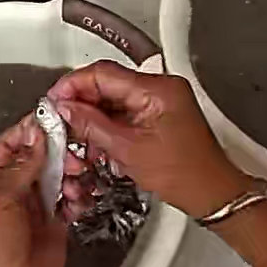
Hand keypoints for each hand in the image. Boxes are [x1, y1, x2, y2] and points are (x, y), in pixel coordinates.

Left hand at [0, 115, 67, 266]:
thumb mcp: (2, 199)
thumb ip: (20, 166)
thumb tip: (35, 131)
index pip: (12, 143)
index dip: (31, 129)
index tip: (55, 119)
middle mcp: (16, 185)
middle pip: (41, 155)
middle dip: (60, 152)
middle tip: (75, 160)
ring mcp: (38, 202)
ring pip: (60, 174)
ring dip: (74, 174)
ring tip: (78, 185)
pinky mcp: (57, 219)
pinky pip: (72, 197)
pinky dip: (80, 196)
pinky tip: (80, 203)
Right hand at [47, 61, 251, 217]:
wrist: (211, 193)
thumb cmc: (183, 174)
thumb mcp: (126, 149)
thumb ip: (90, 124)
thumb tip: (64, 108)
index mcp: (156, 90)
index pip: (102, 73)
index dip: (72, 85)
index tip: (55, 100)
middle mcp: (159, 88)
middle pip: (104, 83)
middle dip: (79, 101)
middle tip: (60, 117)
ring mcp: (157, 99)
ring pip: (109, 96)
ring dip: (89, 113)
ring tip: (77, 132)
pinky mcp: (154, 111)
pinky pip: (119, 108)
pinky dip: (103, 121)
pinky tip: (94, 138)